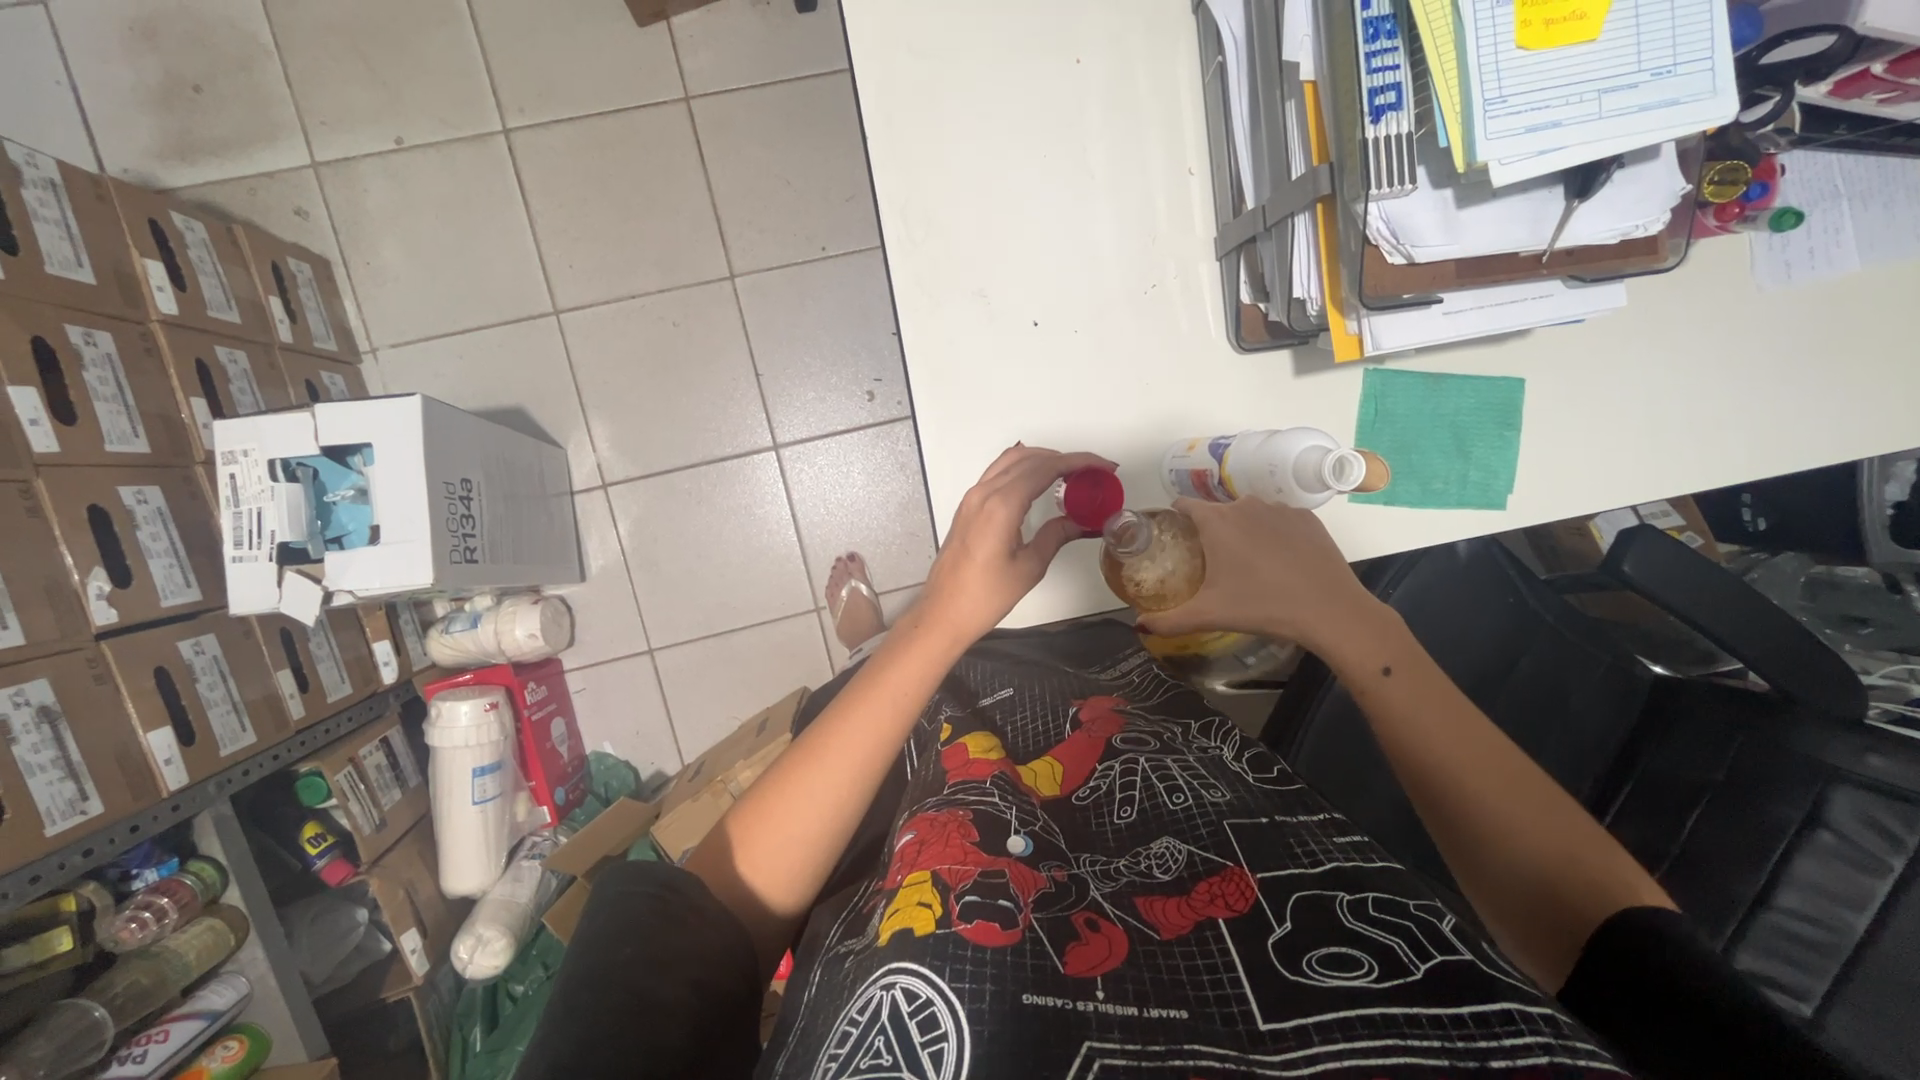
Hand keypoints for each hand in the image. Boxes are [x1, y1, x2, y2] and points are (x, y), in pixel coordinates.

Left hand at [917, 444, 1117, 645]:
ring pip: (1011, 461)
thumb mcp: (1029, 567)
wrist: (943, 612)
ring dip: (1042, 460)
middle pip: (1028, 457)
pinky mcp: (968, 507)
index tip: (1104, 467)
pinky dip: (1024, 470)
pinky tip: (1042, 485)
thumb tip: (1081, 521)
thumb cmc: (985, 597)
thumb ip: (1056, 536)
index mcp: (1000, 506)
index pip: (1045, 468)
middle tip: (1093, 472)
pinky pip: (998, 474)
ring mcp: (972, 498)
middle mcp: (983, 494)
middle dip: (1064, 459)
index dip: (1078, 462)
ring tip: (1072, 475)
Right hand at [1136, 497, 1390, 657]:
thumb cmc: (1262, 607)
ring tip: (1247, 565)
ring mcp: (1280, 508)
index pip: (1184, 504)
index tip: (1174, 540)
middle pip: (1217, 512)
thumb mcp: (1209, 615)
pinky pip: (1279, 521)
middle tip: (1211, 564)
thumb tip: (1138, 625)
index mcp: (1216, 521)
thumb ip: (1169, 620)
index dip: (1175, 520)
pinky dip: (1273, 535)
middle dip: (1211, 532)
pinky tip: (1279, 562)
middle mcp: (1245, 505)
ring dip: (1243, 532)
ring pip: (1250, 515)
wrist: (1330, 610)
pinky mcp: (1307, 517)